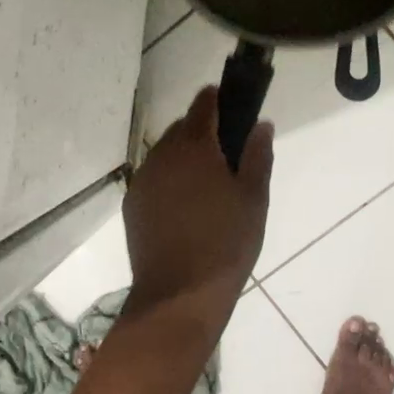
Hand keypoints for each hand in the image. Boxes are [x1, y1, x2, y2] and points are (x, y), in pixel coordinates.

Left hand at [123, 86, 272, 310]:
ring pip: (165, 154)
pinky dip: (168, 180)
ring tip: (206, 183)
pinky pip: (153, 179)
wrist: (179, 293)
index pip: (203, 105)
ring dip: (183, 157)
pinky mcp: (132, 204)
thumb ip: (257, 156)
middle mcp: (162, 155)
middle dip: (201, 131)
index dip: (217, 99)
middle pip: (182, 129)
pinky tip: (184, 206)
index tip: (230, 102)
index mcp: (194, 147)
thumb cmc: (226, 244)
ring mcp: (143, 180)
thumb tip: (261, 124)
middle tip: (226, 153)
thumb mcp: (254, 199)